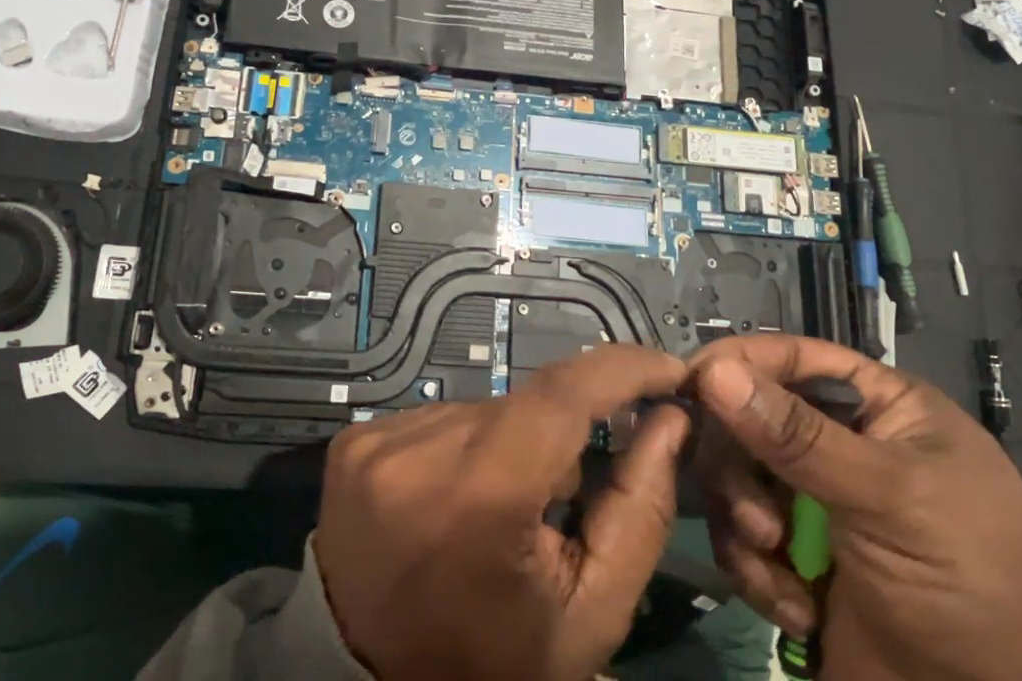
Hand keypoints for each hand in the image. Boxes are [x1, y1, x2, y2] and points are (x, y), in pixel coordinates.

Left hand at [315, 346, 691, 680]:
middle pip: (523, 407)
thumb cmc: (495, 658)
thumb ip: (640, 509)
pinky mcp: (353, 442)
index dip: (622, 369)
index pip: (562, 394)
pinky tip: (457, 501)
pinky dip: (465, 448)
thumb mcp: (592, 611)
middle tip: (566, 498)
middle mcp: (418, 450)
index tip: (666, 369)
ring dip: (510, 444)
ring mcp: (377, 442)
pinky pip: (438, 420)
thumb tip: (668, 418)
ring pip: (481, 411)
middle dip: (562, 436)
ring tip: (502, 511)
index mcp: (480, 495)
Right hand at [688, 336, 1021, 680]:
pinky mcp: (794, 558)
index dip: (738, 366)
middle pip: (747, 421)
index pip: (792, 359)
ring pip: (734, 482)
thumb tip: (714, 371)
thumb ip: (799, 437)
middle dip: (740, 472)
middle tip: (757, 522)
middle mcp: (839, 445)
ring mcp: (812, 504)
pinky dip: (756, 575)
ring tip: (779, 568)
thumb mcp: (890, 499)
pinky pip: (740, 542)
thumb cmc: (969, 578)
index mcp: (878, 408)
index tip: (687, 388)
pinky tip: (797, 608)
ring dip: (745, 528)